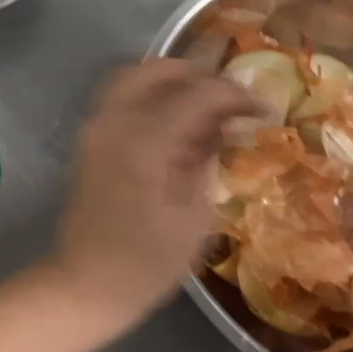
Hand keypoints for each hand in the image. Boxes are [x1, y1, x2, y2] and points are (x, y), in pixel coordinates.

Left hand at [45, 59, 257, 315]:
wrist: (87, 280)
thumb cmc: (147, 260)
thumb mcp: (194, 215)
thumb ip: (204, 160)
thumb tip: (219, 128)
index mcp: (143, 141)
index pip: (195, 94)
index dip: (234, 95)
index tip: (265, 110)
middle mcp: (113, 122)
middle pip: (155, 72)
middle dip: (197, 76)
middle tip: (233, 99)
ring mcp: (94, 128)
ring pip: (132, 79)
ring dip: (170, 82)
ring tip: (209, 108)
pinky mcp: (88, 140)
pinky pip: (120, 100)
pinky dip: (150, 98)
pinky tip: (179, 125)